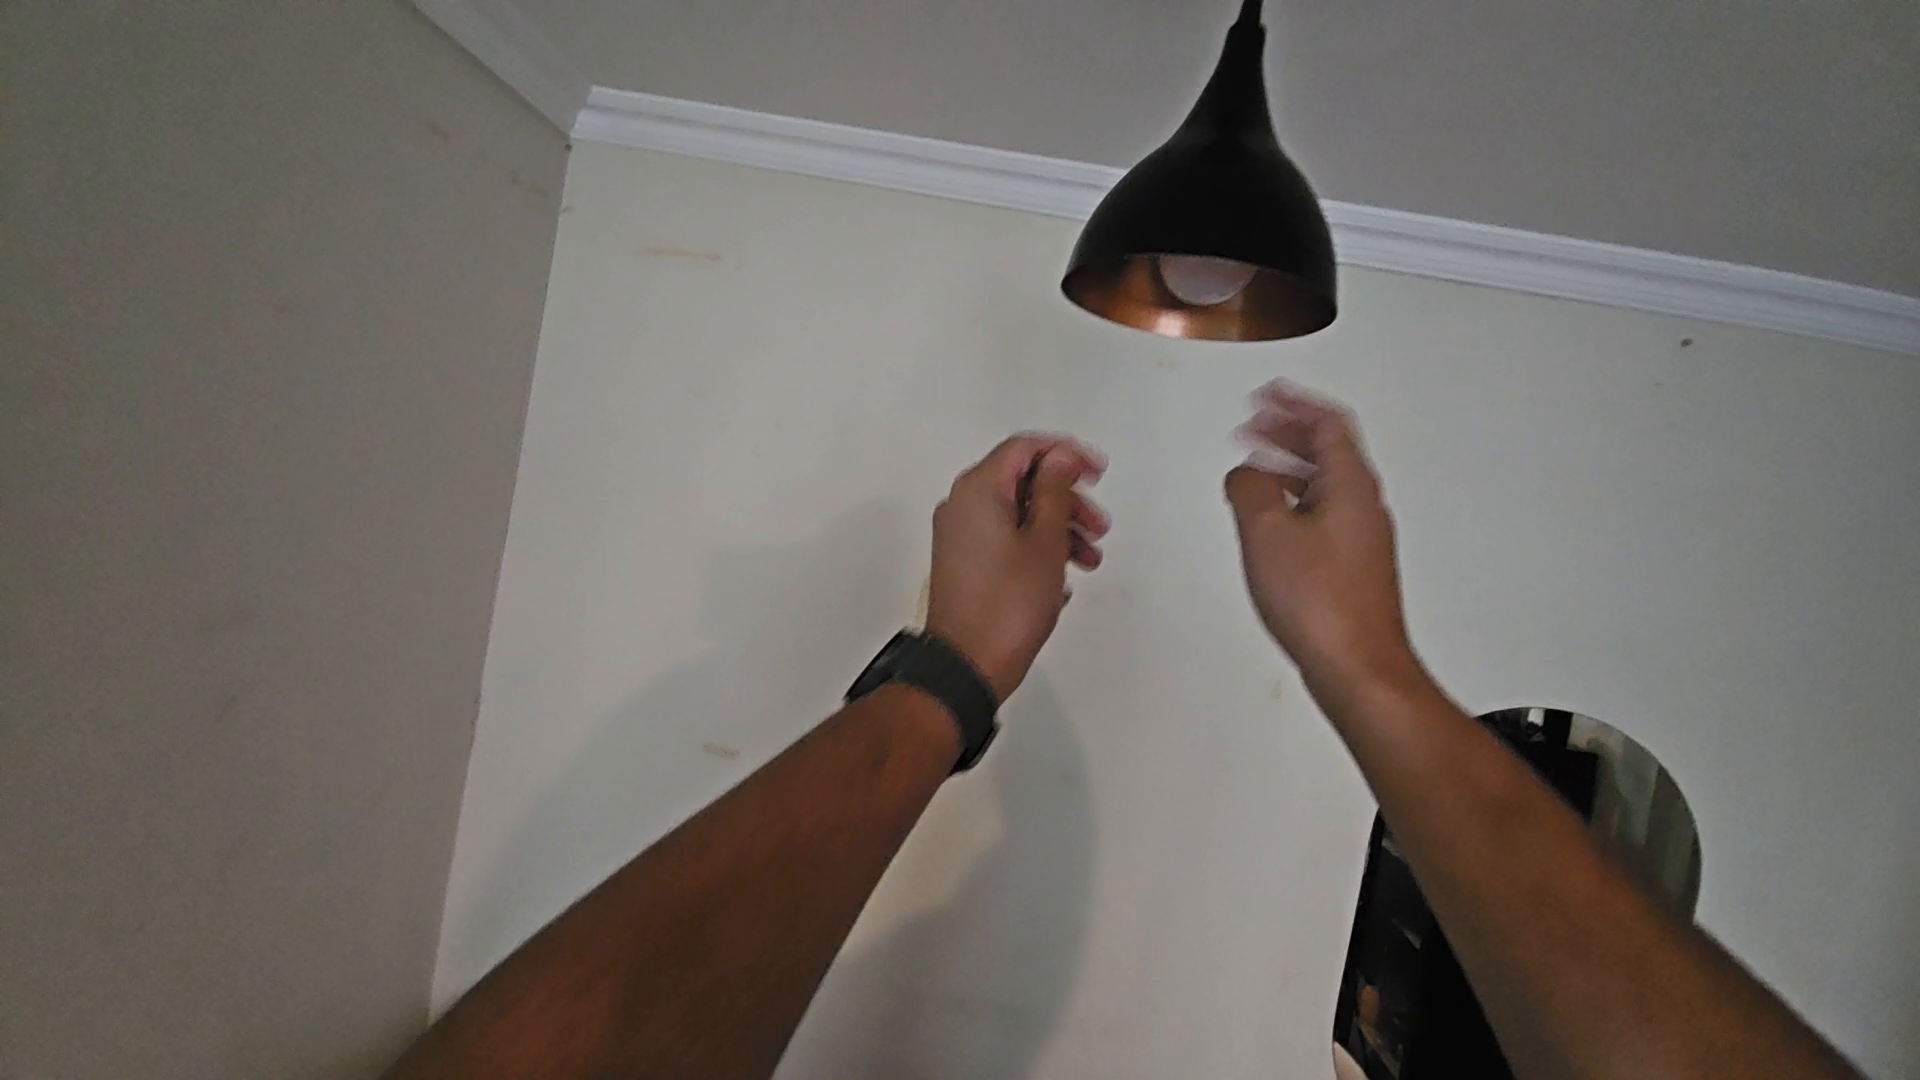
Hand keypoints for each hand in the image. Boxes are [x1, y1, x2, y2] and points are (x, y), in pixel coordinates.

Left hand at [927, 433, 1108, 699]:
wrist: (968, 664)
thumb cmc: (1008, 605)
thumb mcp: (1045, 541)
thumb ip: (1055, 490)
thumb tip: (1060, 458)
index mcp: (978, 490)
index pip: (1024, 448)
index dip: (1066, 454)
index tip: (1097, 472)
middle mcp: (961, 506)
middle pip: (1022, 482)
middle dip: (1067, 499)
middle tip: (1098, 525)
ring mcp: (959, 535)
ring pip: (1017, 513)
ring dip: (1057, 528)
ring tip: (1088, 559)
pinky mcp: (963, 562)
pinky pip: (1004, 539)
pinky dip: (1035, 547)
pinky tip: (1062, 577)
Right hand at [1225, 381, 1421, 697]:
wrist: (1355, 662)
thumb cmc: (1322, 603)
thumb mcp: (1267, 531)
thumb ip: (1249, 489)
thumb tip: (1243, 473)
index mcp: (1348, 486)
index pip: (1326, 424)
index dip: (1294, 403)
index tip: (1268, 393)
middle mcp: (1360, 506)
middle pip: (1326, 450)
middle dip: (1286, 431)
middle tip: (1256, 421)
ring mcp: (1357, 536)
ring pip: (1321, 481)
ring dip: (1286, 464)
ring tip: (1254, 461)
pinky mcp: (1348, 564)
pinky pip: (1317, 512)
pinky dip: (1290, 498)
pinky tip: (1268, 515)